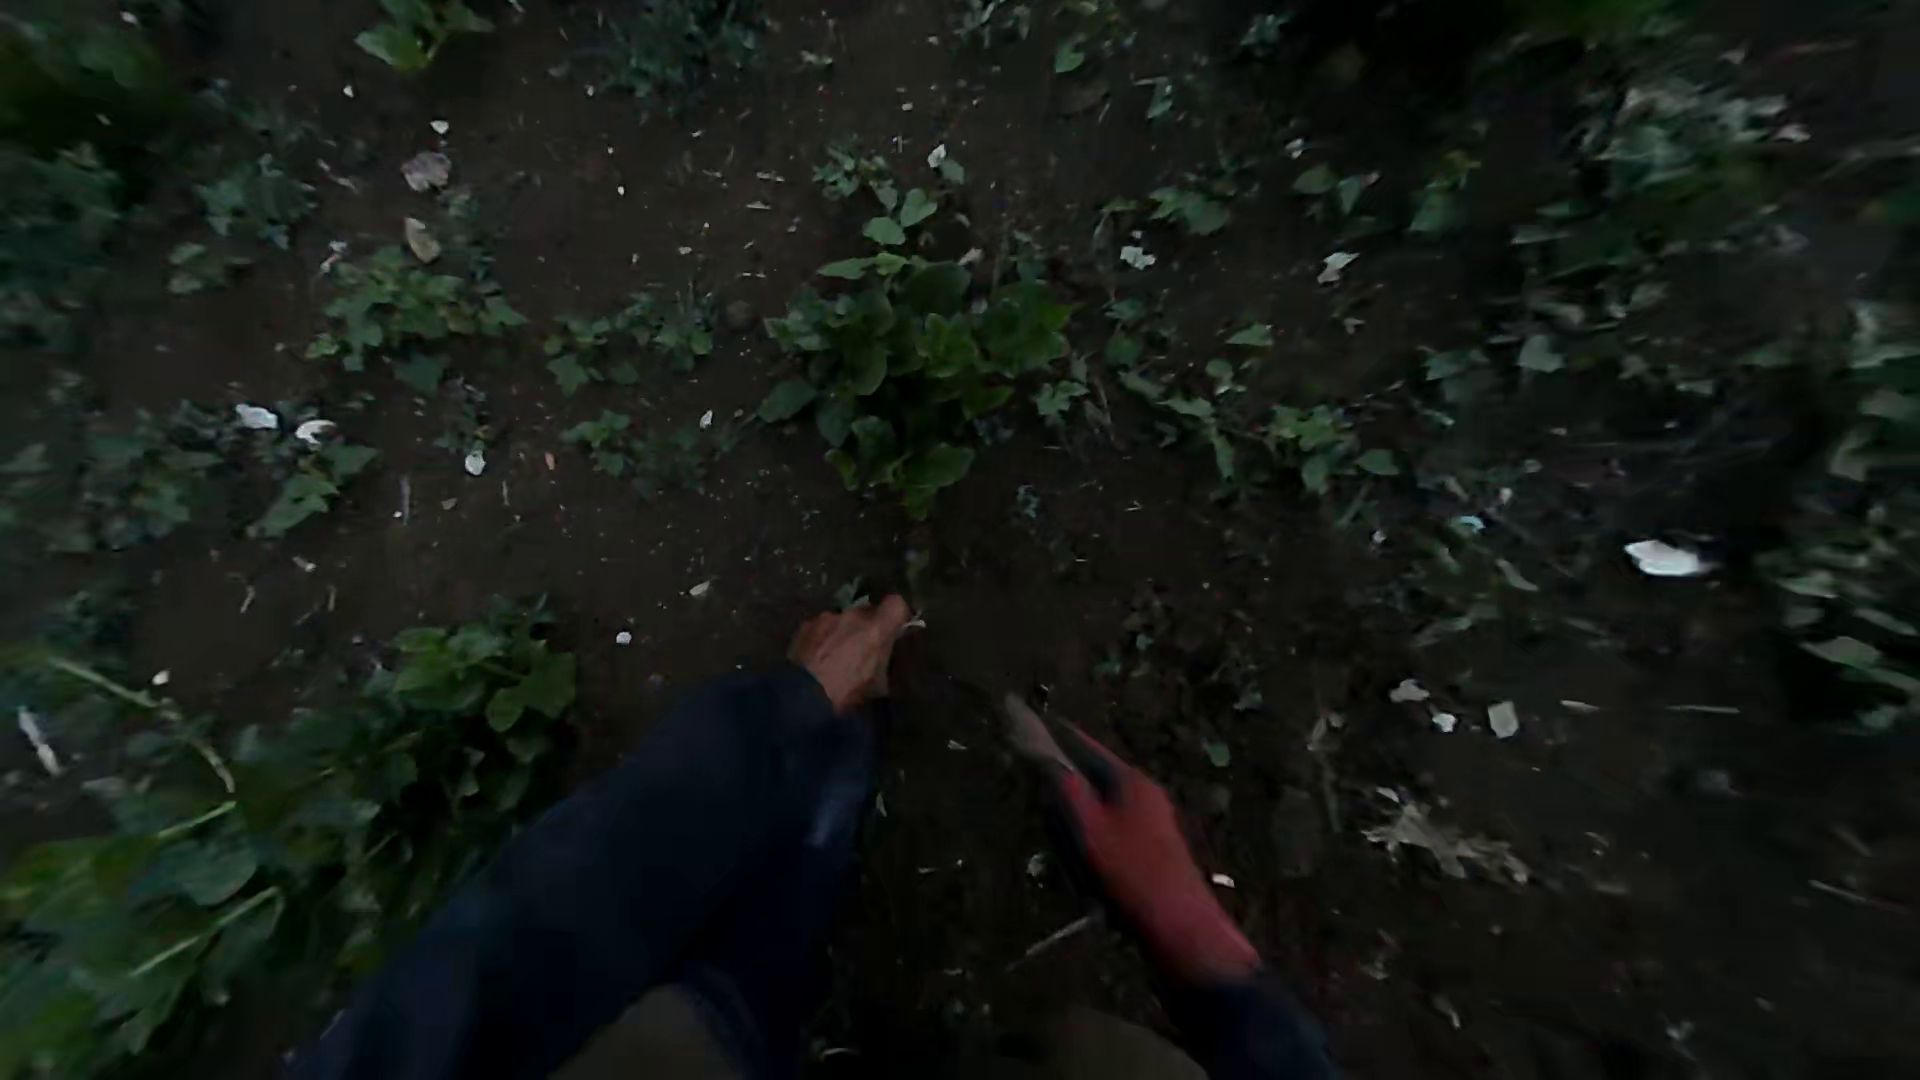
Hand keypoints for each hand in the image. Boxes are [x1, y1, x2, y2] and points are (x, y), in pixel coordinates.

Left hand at [788, 596, 914, 712]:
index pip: (896, 603)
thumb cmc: (844, 694)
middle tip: (861, 645)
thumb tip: (887, 646)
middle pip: (867, 611)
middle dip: (867, 625)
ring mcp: (828, 617)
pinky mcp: (807, 623)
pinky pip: (822, 624)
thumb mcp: (875, 682)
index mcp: (875, 630)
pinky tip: (815, 654)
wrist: (800, 696)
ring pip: (843, 618)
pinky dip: (823, 635)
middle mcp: (853, 616)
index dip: (896, 613)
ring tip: (833, 653)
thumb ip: (884, 656)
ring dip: (843, 630)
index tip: (894, 625)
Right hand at [1006, 696, 1258, 983]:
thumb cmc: (1131, 873)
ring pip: (1101, 806)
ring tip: (1058, 834)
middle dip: (1066, 784)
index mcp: (1131, 780)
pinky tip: (1081, 862)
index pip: (1087, 746)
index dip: (1060, 734)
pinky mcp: (1152, 851)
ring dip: (1078, 817)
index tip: (1038, 721)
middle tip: (1039, 790)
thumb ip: (1064, 787)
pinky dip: (1092, 838)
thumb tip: (1042, 753)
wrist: (1183, 934)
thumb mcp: (1089, 828)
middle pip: (1093, 776)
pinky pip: (1112, 831)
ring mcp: (1151, 823)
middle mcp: (1144, 794)